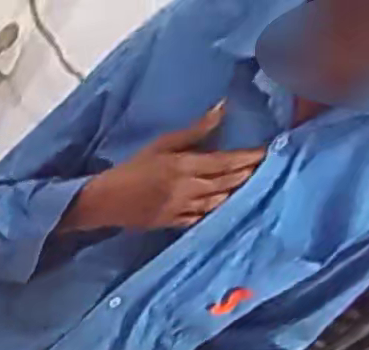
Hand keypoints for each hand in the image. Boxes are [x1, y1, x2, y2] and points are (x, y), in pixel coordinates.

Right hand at [63, 104, 264, 230]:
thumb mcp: (159, 145)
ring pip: (216, 201)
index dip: (251, 156)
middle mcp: (186, 189)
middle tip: (264, 167)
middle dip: (247, 174)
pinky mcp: (167, 222)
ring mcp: (177, 208)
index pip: (228, 160)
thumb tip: (222, 108)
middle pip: (227, 181)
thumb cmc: (128, 171)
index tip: (269, 149)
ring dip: (234, 193)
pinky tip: (220, 206)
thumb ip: (193, 131)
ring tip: (247, 185)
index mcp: (185, 167)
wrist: (99, 202)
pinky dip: (212, 211)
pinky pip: (197, 218)